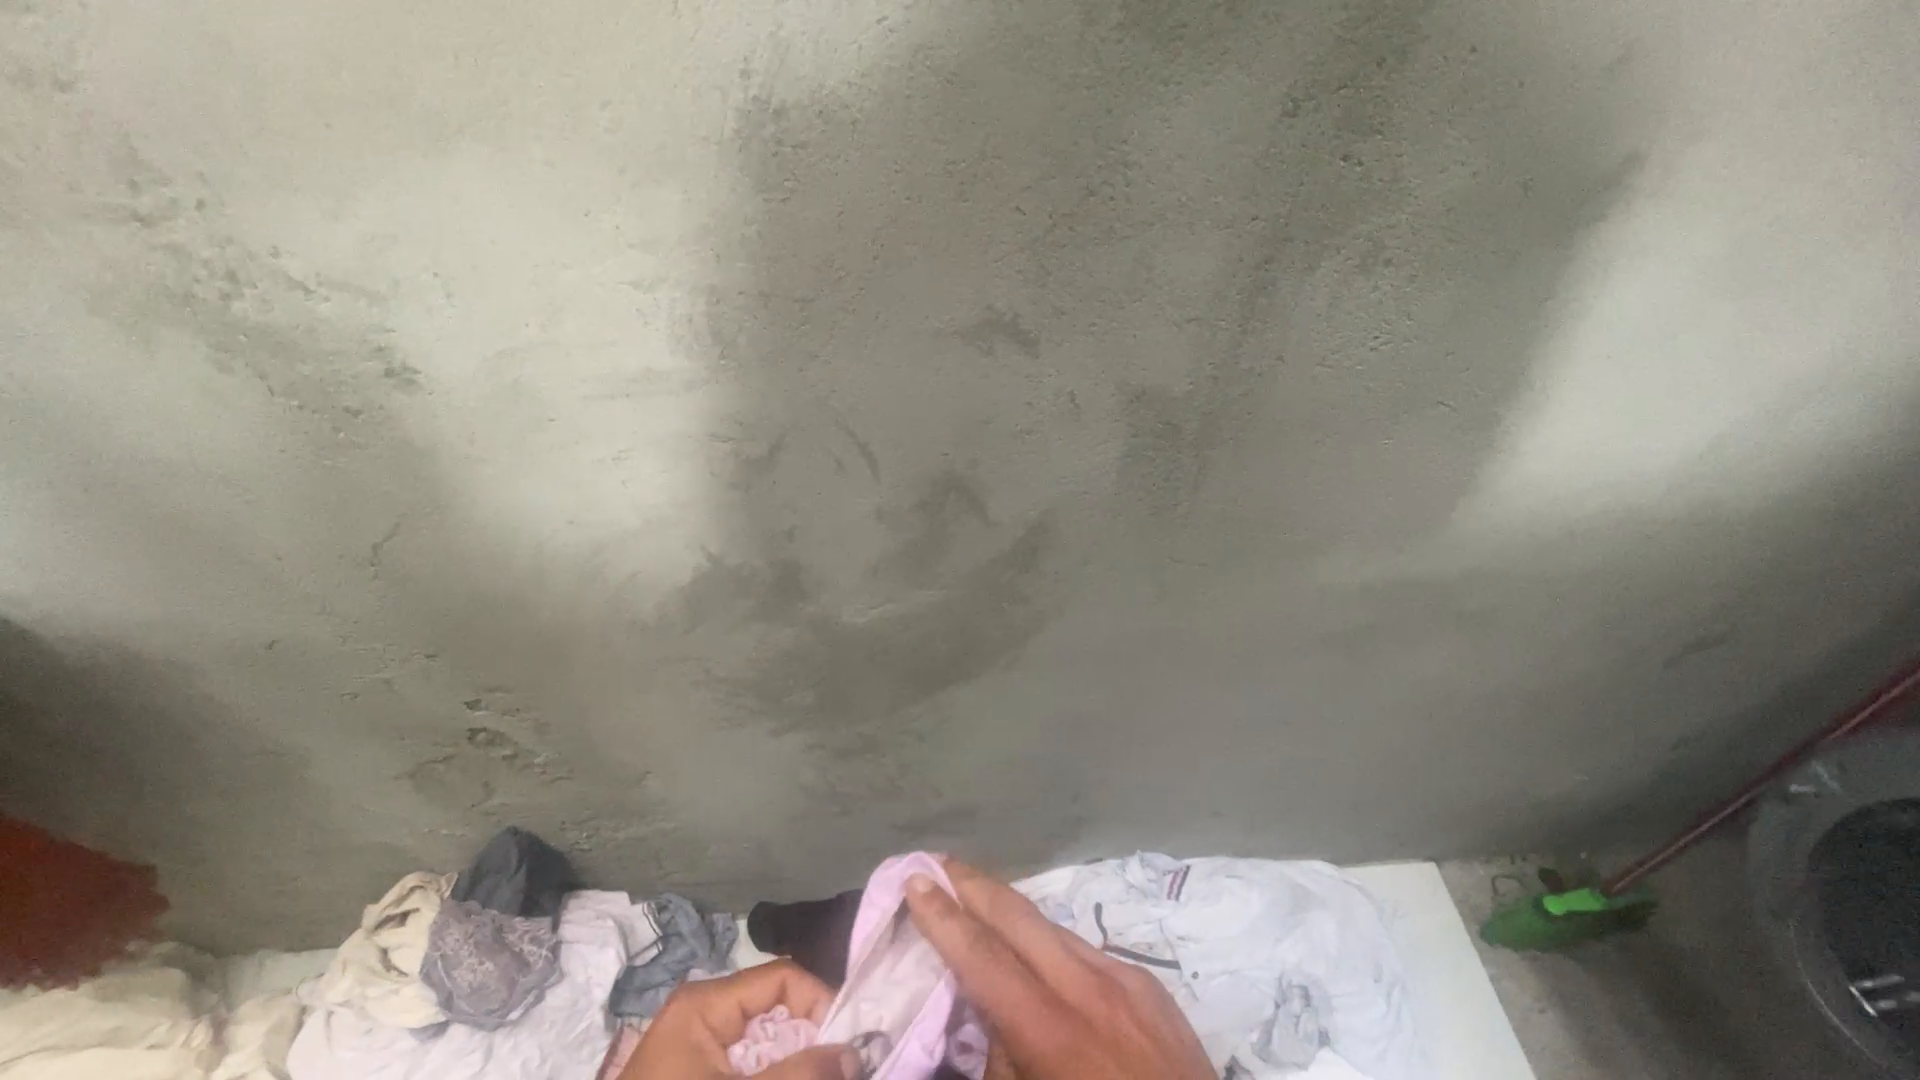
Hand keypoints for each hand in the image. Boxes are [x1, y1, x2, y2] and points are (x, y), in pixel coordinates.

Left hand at [621, 959, 861, 1079]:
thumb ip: (799, 1075)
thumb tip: (857, 1055)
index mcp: (705, 1003)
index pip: (782, 976)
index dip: (820, 1002)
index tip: (847, 1044)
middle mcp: (702, 1013)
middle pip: (776, 1009)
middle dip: (811, 1040)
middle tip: (842, 1070)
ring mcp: (697, 1047)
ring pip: (766, 1042)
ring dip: (794, 1064)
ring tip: (820, 1077)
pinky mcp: (696, 1075)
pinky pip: (747, 1065)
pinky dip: (771, 1076)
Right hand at [904, 859, 1214, 1079]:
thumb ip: (998, 1055)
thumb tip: (983, 1012)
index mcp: (1051, 1030)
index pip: (983, 955)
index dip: (943, 917)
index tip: (914, 880)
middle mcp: (1089, 988)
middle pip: (1019, 916)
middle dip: (974, 885)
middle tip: (938, 863)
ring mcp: (1126, 980)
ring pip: (1054, 928)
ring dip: (1012, 912)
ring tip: (978, 899)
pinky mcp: (1150, 984)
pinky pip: (1088, 952)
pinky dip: (1053, 944)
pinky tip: (1041, 953)